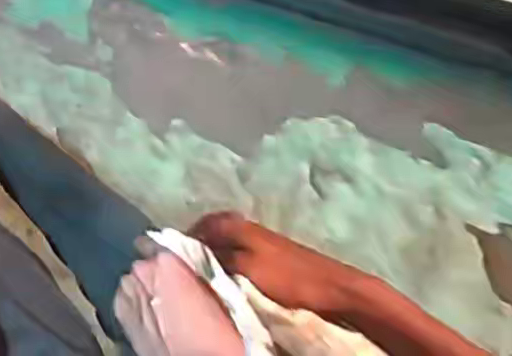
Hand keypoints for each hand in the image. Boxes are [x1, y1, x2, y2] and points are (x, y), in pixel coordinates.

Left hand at [113, 248, 245, 355]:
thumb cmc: (216, 337)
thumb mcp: (218, 299)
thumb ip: (199, 276)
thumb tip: (194, 271)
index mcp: (166, 261)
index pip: (153, 244)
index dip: (161, 256)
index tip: (170, 268)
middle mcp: (142, 268)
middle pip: (144, 265)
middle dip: (154, 277)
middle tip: (170, 296)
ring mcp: (127, 288)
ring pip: (133, 282)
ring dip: (143, 291)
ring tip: (158, 310)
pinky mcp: (119, 310)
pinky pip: (124, 299)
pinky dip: (133, 306)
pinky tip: (146, 321)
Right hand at [187, 212, 361, 316]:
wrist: (337, 290)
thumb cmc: (287, 277)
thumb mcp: (245, 270)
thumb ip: (215, 261)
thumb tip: (188, 254)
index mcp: (228, 221)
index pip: (192, 229)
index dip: (182, 245)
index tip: (174, 263)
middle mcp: (236, 222)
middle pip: (206, 236)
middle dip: (198, 253)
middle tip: (192, 273)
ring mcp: (253, 236)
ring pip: (222, 247)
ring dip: (215, 261)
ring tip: (210, 280)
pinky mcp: (266, 253)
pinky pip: (236, 256)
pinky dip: (229, 267)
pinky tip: (230, 281)